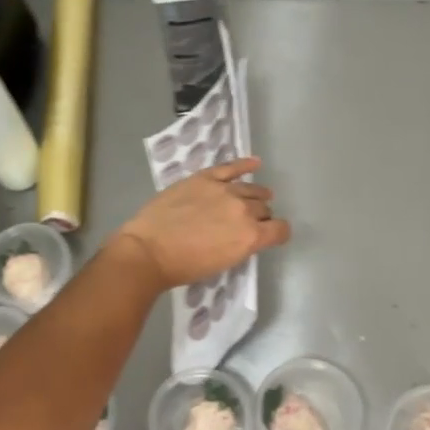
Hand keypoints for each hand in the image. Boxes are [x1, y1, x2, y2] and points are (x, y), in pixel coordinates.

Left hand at [109, 157, 289, 290]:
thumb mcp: (223, 263)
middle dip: (261, 216)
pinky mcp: (205, 178)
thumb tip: (246, 235)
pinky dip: (245, 164)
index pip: (280, 230)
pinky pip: (231, 167)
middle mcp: (244, 210)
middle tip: (250, 222)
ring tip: (259, 196)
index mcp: (251, 237)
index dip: (278, 233)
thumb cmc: (184, 267)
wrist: (150, 251)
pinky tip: (255, 163)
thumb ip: (241, 245)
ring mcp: (224, 190)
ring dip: (257, 194)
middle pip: (263, 209)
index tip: (272, 235)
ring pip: (251, 189)